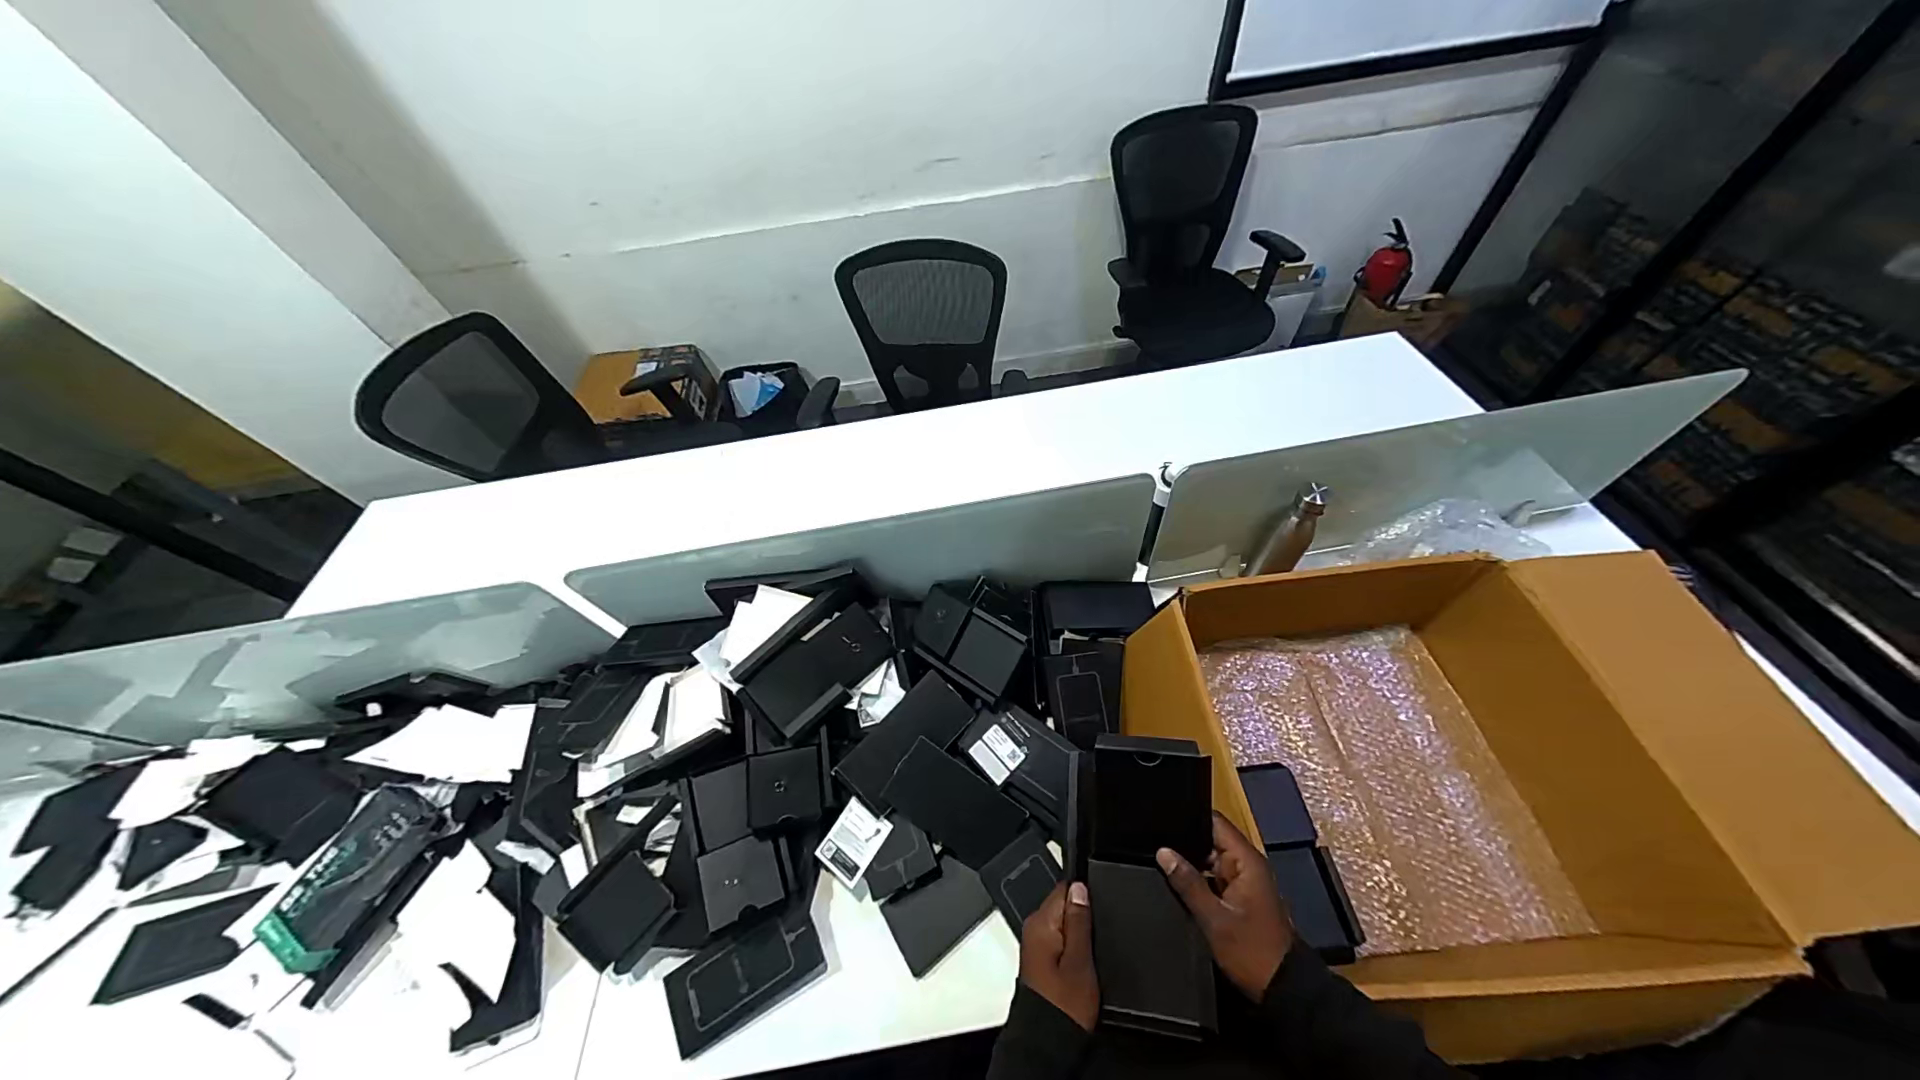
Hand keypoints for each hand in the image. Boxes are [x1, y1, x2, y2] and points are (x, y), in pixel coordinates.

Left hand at [1019, 880, 1097, 1030]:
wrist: (1048, 1043)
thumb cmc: (1062, 1007)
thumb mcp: (1080, 961)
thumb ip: (1079, 920)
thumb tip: (1079, 887)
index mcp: (1040, 923)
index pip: (1063, 888)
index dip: (1084, 894)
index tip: (1096, 910)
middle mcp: (1033, 929)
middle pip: (1064, 905)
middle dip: (1082, 917)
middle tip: (1093, 943)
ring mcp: (1036, 944)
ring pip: (1063, 923)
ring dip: (1078, 933)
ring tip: (1087, 957)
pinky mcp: (1041, 958)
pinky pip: (1060, 939)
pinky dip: (1072, 947)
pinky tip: (1080, 964)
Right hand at [1157, 812, 1293, 1000]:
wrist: (1284, 992)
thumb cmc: (1252, 952)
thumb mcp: (1214, 918)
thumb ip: (1187, 882)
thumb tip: (1162, 851)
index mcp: (1246, 861)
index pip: (1215, 822)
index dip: (1189, 816)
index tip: (1161, 815)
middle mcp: (1246, 865)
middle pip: (1210, 839)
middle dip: (1183, 841)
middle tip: (1150, 841)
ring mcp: (1243, 882)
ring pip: (1208, 860)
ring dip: (1189, 862)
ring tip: (1156, 858)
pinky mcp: (1239, 898)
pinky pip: (1213, 877)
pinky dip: (1196, 879)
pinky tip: (1174, 881)